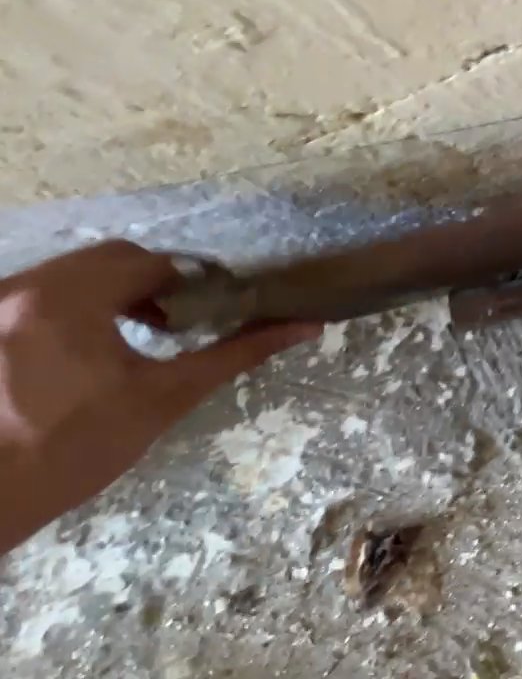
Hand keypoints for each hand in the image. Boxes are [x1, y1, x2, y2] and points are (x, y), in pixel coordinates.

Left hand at [0, 241, 318, 553]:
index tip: (208, 312)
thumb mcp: (168, 396)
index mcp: (68, 301)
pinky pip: (35, 295)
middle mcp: (19, 292)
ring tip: (133, 332)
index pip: (151, 263)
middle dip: (150, 282)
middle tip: (175, 321)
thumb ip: (238, 352)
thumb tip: (307, 327)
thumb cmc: (75, 448)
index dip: (191, 283)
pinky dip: (70, 306)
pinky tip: (83, 345)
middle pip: (108, 259)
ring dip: (110, 291)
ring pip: (69, 274)